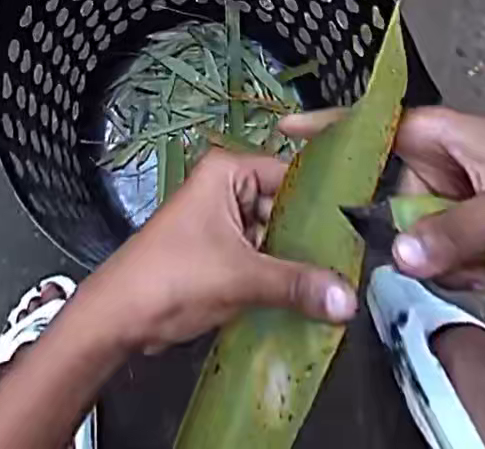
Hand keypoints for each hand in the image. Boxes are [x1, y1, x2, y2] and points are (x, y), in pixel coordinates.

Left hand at [74, 150, 355, 353]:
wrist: (123, 312)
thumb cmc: (177, 274)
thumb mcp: (241, 275)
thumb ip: (296, 283)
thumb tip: (350, 299)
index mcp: (227, 172)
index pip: (287, 174)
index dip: (322, 199)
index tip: (360, 224)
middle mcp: (226, 188)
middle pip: (282, 206)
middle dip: (313, 236)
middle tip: (359, 263)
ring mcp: (223, 221)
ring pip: (273, 234)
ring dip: (299, 260)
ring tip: (345, 282)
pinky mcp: (221, 251)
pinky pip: (261, 256)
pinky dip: (281, 274)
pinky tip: (315, 296)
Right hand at [280, 107, 484, 290]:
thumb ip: (456, 233)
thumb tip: (395, 258)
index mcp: (432, 134)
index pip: (364, 124)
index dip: (322, 128)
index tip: (279, 133)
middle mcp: (432, 159)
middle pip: (393, 206)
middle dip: (429, 247)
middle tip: (480, 268)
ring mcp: (451, 190)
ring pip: (424, 239)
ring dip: (466, 266)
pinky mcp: (470, 215)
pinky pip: (451, 252)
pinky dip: (484, 269)